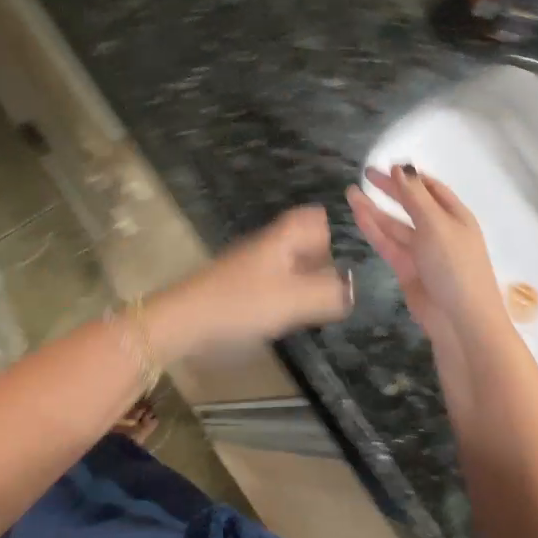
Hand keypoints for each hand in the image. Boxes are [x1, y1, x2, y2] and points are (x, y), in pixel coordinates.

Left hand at [149, 206, 352, 360]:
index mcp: (282, 239)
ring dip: (304, 283)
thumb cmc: (241, 304)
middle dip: (321, 263)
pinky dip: (285, 297)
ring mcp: (250, 266)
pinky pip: (273, 283)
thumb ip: (330, 294)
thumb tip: (353, 291)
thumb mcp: (295, 300)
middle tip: (330, 292)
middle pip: (303, 242)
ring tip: (311, 308)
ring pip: (288, 264)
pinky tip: (284, 318)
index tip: (338, 264)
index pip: (313, 217)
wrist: (184, 321)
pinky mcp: (238, 287)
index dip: (331, 234)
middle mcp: (266, 245)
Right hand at [347, 166, 512, 344]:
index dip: (411, 177)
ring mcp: (423, 252)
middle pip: (412, 204)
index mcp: (456, 216)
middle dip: (391, 189)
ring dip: (375, 209)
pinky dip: (373, 229)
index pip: (432, 189)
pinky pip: (388, 244)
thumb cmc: (455, 266)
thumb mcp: (436, 225)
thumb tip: (401, 167)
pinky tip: (358, 214)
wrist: (460, 320)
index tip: (388, 165)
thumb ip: (415, 196)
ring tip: (351, 192)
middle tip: (366, 174)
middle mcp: (440, 231)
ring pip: (396, 225)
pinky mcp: (407, 269)